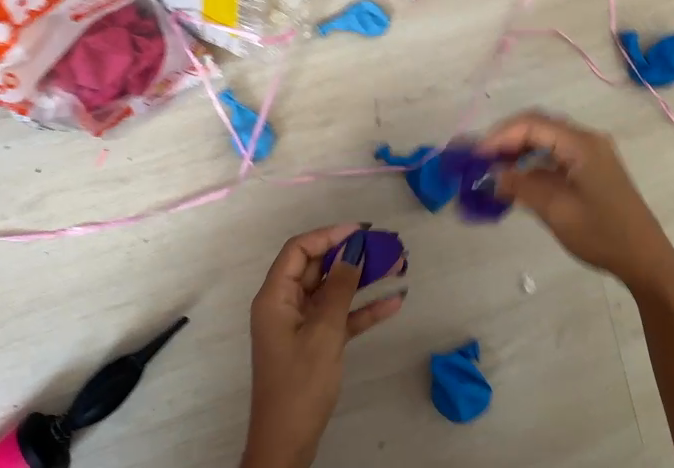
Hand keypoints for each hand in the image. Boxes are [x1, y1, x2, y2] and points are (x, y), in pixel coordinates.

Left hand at [242, 223, 405, 467]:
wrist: (288, 442)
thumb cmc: (300, 383)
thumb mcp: (324, 332)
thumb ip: (340, 288)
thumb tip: (353, 251)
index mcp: (275, 297)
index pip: (299, 250)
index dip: (329, 235)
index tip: (361, 231)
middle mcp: (285, 305)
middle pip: (318, 268)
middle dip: (352, 255)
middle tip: (386, 245)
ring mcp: (301, 325)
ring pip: (334, 291)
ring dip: (363, 280)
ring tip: (398, 264)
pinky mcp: (316, 343)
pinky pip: (341, 317)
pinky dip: (364, 310)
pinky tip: (394, 301)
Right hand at [477, 112, 673, 291]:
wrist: (645, 259)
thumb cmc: (602, 234)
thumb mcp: (556, 211)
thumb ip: (522, 187)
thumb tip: (492, 174)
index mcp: (581, 143)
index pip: (532, 124)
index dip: (500, 135)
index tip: (476, 155)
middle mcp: (587, 140)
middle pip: (539, 126)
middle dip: (507, 140)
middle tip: (480, 160)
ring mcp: (592, 154)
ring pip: (546, 140)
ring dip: (519, 151)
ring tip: (493, 170)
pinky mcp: (593, 169)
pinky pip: (556, 155)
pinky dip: (534, 163)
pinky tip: (518, 180)